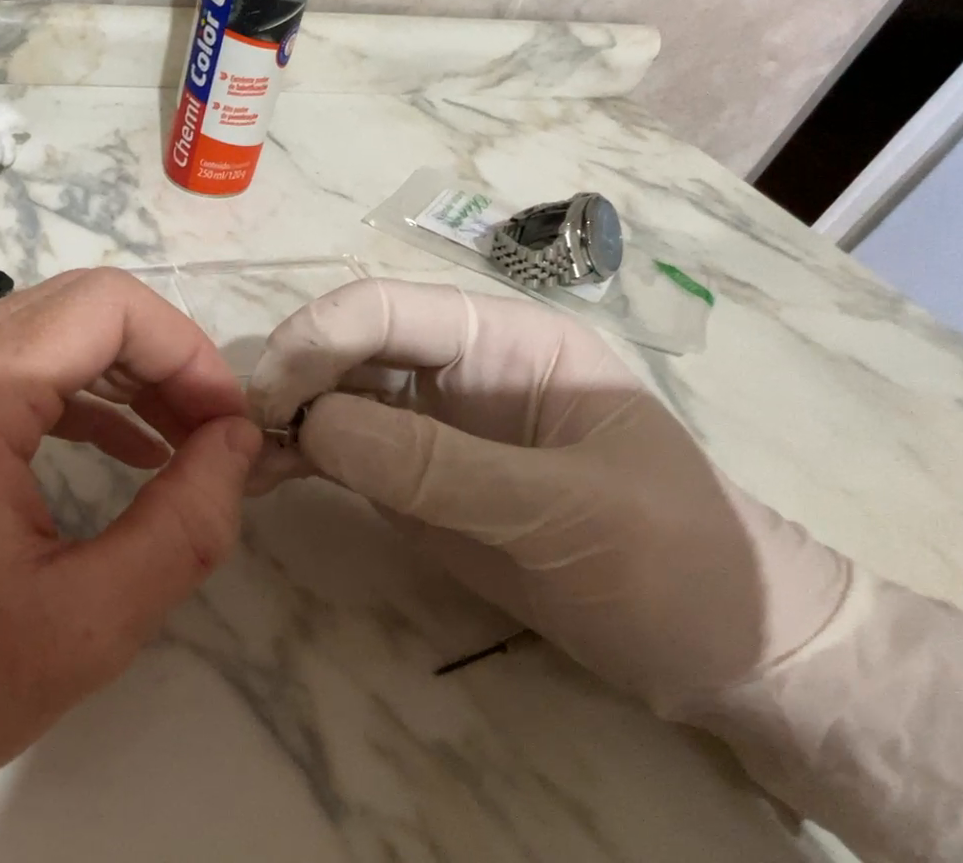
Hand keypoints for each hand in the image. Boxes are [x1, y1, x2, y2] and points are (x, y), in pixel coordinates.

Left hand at [0, 268, 261, 847]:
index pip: (107, 307)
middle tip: (213, 434)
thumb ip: (186, 524)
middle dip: (160, 359)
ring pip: (40, 331)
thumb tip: (237, 443)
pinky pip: (4, 368)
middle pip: (75, 307)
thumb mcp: (89, 622)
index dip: (188, 352)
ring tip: (180, 440)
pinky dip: (71, 392)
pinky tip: (120, 446)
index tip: (229, 425)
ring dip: (120, 373)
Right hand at [248, 278, 849, 710]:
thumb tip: (315, 427)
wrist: (723, 653)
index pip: (386, 309)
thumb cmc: (678, 564)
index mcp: (506, 342)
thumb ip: (441, 466)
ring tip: (239, 464)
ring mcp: (427, 425)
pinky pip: (333, 450)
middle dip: (288, 378)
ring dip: (278, 419)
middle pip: (344, 344)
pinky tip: (260, 480)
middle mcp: (455, 369)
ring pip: (327, 395)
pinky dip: (291, 458)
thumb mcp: (569, 512)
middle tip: (242, 438)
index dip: (316, 342)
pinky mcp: (407, 476)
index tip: (268, 405)